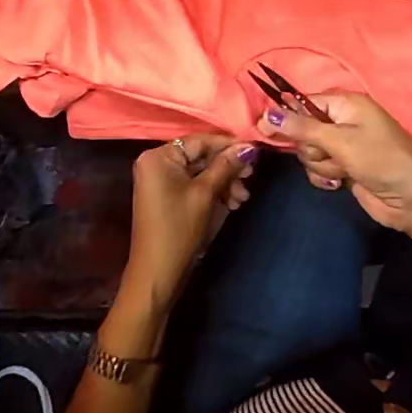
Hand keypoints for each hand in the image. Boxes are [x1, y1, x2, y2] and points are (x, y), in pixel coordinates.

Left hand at [120, 135, 256, 317]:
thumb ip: (226, 166)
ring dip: (223, 182)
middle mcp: (156, 162)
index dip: (228, 145)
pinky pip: (194, 185)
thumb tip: (248, 147)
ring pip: (200, 172)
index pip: (199, 141)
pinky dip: (213, 192)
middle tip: (250, 179)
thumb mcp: (205, 194)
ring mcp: (160, 180)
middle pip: (200, 156)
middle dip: (227, 168)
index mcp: (159, 156)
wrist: (157, 271)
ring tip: (241, 199)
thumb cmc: (179, 228)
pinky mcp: (167, 195)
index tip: (255, 152)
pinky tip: (231, 203)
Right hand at [259, 93, 411, 237]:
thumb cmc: (382, 160)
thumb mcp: (340, 141)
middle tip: (327, 154)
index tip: (265, 129)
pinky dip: (325, 176)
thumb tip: (266, 114)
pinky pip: (317, 168)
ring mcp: (343, 146)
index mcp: (346, 104)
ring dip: (321, 165)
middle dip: (311, 147)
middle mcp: (342, 121)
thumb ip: (301, 128)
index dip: (285, 116)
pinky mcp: (343, 168)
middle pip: (303, 130)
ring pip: (308, 153)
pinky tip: (339, 182)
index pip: (303, 103)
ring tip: (342, 170)